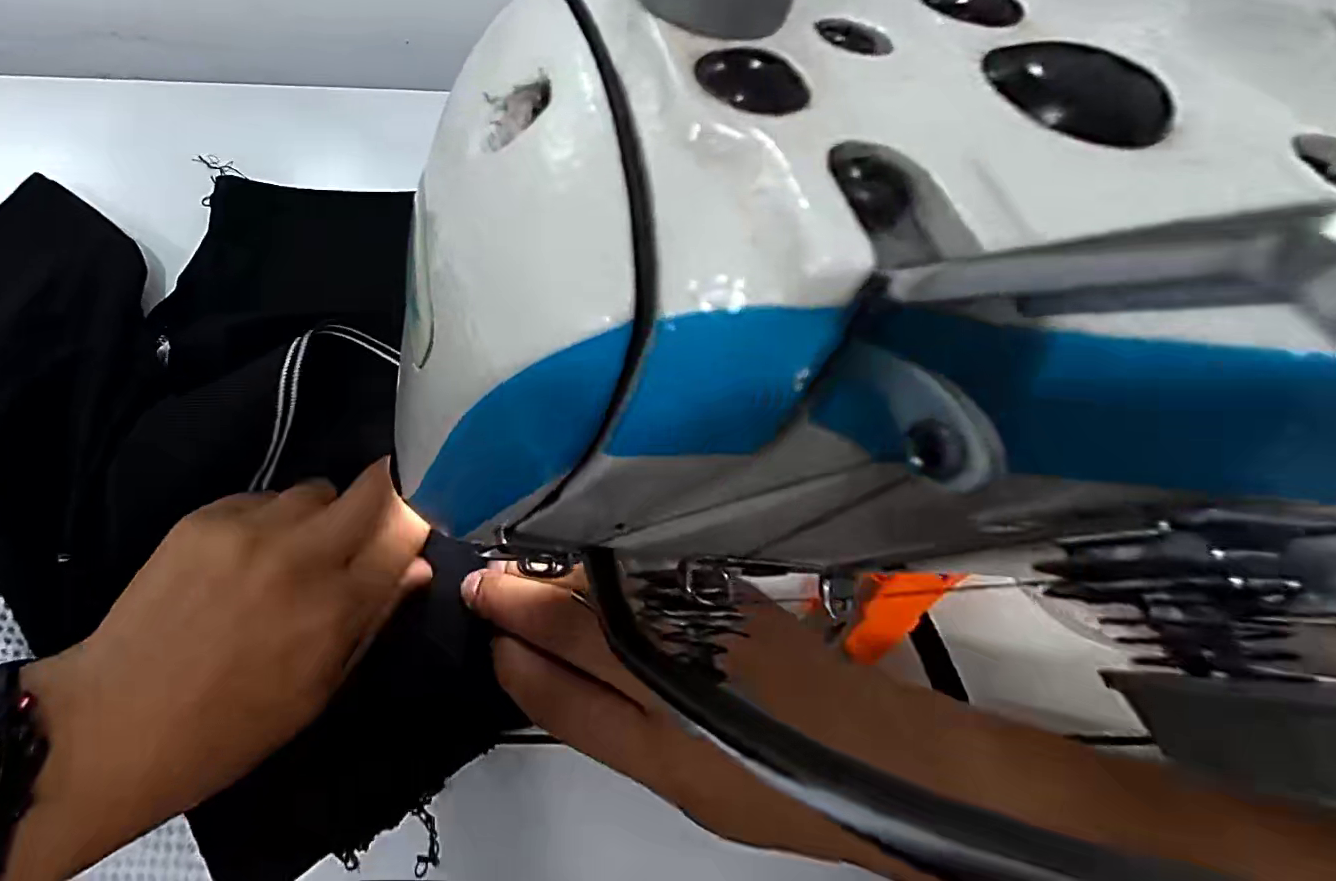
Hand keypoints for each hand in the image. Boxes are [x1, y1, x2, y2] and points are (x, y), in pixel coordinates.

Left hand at [14, 459, 430, 871]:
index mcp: (334, 608)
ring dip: (319, 514)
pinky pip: (262, 498)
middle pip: (371, 488)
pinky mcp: (206, 515)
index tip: (407, 529)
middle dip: (379, 500)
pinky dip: (267, 519)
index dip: (414, 524)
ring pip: (314, 489)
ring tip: (293, 550)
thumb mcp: (318, 690)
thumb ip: (373, 619)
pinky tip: (244, 556)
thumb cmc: (229, 725)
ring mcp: (249, 529)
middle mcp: (299, 556)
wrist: (119, 719)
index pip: (403, 529)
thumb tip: (415, 566)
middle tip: (362, 526)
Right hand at [459, 566, 926, 878]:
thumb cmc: (760, 775)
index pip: (544, 655)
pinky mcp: (704, 575)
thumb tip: (514, 657)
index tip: (471, 607)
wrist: (864, 743)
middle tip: (475, 583)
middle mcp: (658, 638)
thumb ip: (579, 712)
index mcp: (643, 704)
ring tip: (510, 571)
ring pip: (587, 576)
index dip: (502, 630)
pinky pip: (623, 562)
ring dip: (540, 569)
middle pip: (558, 606)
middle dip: (507, 591)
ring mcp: (682, 599)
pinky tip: (569, 566)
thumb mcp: (660, 770)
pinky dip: (584, 560)